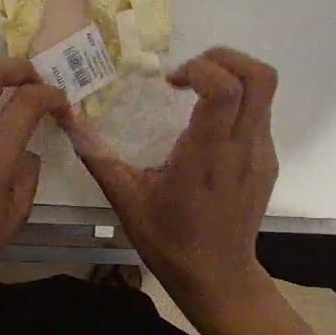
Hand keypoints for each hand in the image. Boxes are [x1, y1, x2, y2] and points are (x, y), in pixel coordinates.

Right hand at [64, 47, 279, 311]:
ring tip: (195, 93)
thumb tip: (68, 119)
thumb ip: (99, 157)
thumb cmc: (168, 241)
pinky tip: (205, 127)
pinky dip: (235, 103)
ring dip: (232, 77)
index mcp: (206, 156)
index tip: (170, 81)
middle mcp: (241, 148)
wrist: (217, 277)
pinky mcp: (267, 161)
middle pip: (260, 76)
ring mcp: (260, 154)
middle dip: (225, 57)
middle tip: (189, 72)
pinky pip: (259, 115)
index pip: (225, 90)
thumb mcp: (126, 201)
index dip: (201, 69)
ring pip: (265, 91)